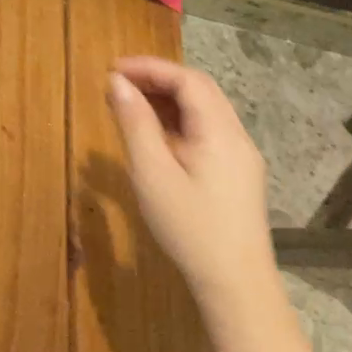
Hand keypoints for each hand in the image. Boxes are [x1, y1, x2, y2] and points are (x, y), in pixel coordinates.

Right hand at [108, 56, 274, 299]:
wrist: (235, 284)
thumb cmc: (189, 226)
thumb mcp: (152, 172)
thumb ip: (134, 122)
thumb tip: (116, 81)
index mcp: (220, 133)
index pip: (187, 80)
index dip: (149, 67)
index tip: (111, 70)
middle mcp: (236, 138)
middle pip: (199, 89)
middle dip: (156, 78)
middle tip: (116, 82)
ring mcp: (239, 157)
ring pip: (203, 109)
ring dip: (165, 97)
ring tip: (127, 103)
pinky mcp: (235, 174)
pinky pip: (205, 129)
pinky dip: (176, 118)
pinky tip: (152, 132)